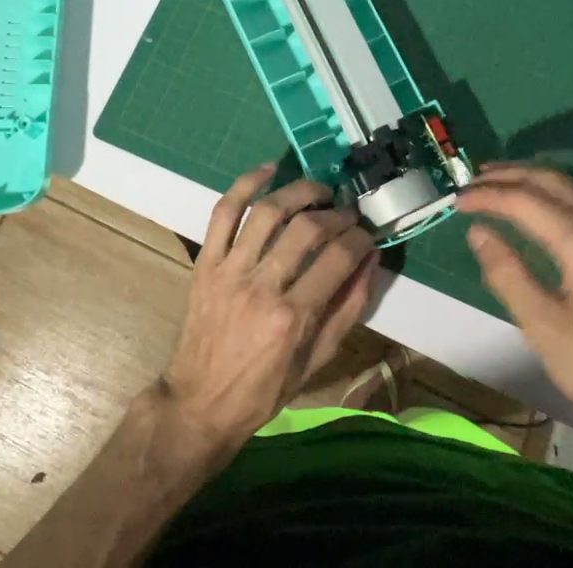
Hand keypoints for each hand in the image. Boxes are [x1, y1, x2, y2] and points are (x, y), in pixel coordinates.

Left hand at [156, 164, 377, 456]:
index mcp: (293, 316)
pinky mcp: (206, 262)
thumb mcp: (317, 360)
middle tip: (348, 214)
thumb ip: (348, 309)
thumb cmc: (264, 389)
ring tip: (319, 192)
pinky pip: (223, 212)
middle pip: (307, 229)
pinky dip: (245, 185)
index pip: (338, 257)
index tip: (367, 235)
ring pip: (268, 212)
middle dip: (337, 214)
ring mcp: (229, 270)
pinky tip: (268, 171)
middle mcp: (262, 286)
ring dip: (299, 191)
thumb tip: (372, 262)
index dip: (360, 239)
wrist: (200, 401)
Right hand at [458, 164, 572, 458]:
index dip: (488, 196)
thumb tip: (478, 232)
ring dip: (531, 182)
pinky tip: (534, 209)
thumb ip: (507, 273)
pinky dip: (552, 196)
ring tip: (494, 186)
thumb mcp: (542, 327)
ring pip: (572, 190)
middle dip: (509, 176)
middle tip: (470, 182)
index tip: (456, 201)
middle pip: (553, 182)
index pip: (527, 201)